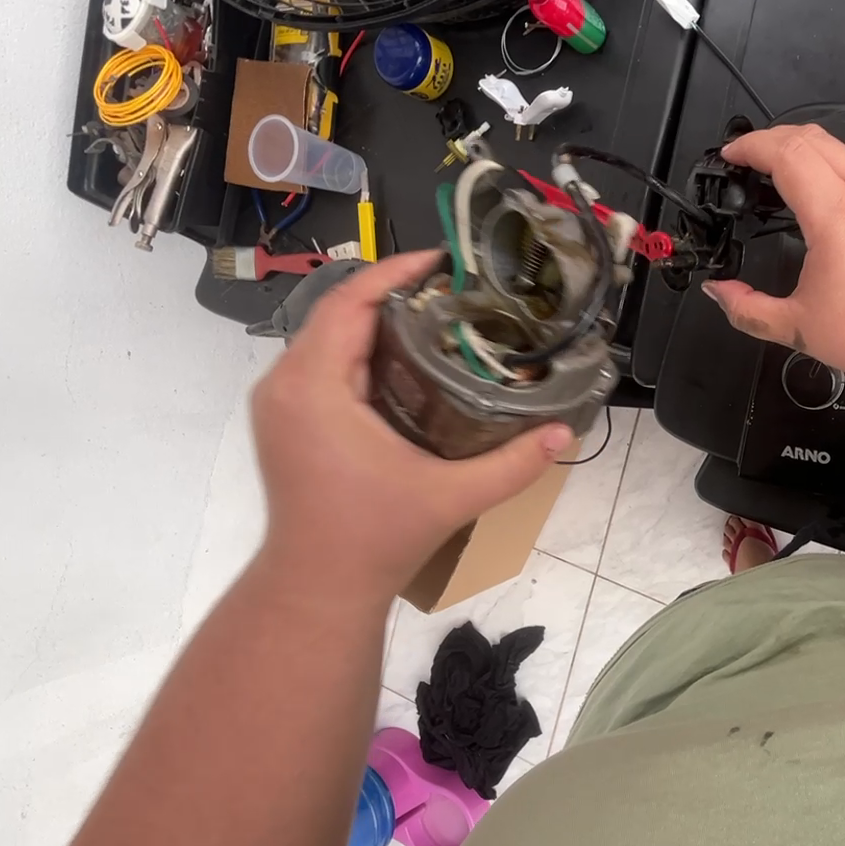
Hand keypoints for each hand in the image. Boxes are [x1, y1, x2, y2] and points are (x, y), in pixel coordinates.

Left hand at [250, 252, 574, 598]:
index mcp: (315, 389)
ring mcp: (281, 402)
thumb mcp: (453, 497)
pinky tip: (409, 358)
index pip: (348, 303)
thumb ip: (513, 465)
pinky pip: (324, 361)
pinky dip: (363, 348)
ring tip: (439, 316)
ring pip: (330, 336)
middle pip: (338, 313)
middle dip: (395, 293)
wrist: (317, 585)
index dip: (395, 273)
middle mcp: (286, 385)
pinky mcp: (288, 419)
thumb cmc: (375, 538)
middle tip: (456, 291)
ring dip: (379, 319)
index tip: (443, 260)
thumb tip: (563, 434)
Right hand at [701, 124, 844, 394]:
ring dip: (807, 155)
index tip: (731, 155)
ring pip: (844, 152)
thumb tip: (717, 291)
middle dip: (773, 140)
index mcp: (838, 216)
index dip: (752, 146)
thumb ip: (745, 307)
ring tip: (783, 179)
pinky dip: (839, 175)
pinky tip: (828, 204)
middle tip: (749, 160)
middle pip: (813, 137)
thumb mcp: (794, 326)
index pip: (788, 153)